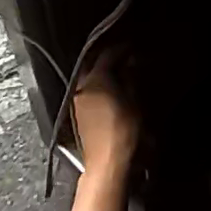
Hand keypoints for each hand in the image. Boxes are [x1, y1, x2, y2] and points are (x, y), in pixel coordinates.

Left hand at [71, 51, 138, 179]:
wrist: (107, 164)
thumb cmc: (124, 129)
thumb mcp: (134, 99)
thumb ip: (130, 77)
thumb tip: (130, 62)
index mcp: (94, 80)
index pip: (108, 54)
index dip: (122, 48)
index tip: (134, 46)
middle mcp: (80, 87)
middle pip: (93, 64)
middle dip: (109, 58)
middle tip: (126, 56)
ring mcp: (76, 102)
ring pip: (89, 77)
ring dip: (103, 72)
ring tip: (120, 71)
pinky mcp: (77, 114)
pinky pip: (88, 90)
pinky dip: (99, 84)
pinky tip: (111, 88)